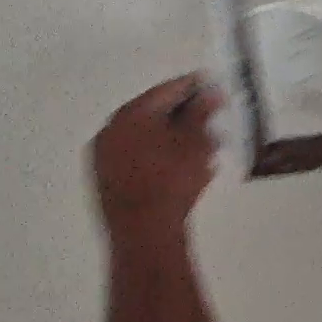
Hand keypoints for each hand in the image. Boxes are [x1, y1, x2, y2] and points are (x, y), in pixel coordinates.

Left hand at [91, 74, 224, 244]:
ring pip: (148, 136)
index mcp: (130, 114)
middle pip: (155, 112)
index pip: (168, 89)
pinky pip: (139, 156)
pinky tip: (184, 167)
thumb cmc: (172, 178)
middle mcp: (110, 130)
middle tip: (214, 121)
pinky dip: (161, 154)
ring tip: (205, 148)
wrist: (143, 233)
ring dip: (176, 137)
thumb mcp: (196, 139)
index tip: (217, 88)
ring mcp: (104, 158)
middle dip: (187, 115)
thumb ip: (202, 110)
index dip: (196, 87)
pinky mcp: (106, 181)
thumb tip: (210, 92)